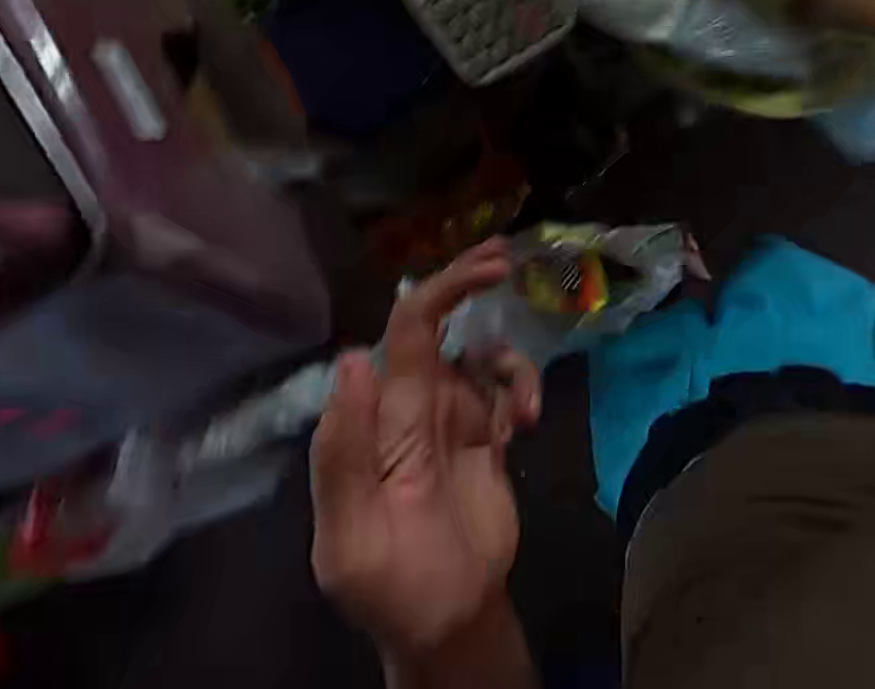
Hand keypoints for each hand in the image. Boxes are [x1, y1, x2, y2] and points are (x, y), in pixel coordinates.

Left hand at [309, 238, 541, 659]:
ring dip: (512, 367)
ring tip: (525, 412)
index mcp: (383, 413)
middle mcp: (416, 400)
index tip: (492, 268)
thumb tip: (356, 358)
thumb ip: (345, 453)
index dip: (445, 288)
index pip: (407, 329)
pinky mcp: (487, 430)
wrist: (449, 618)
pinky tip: (529, 423)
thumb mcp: (353, 538)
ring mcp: (454, 413)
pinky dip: (524, 390)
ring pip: (485, 355)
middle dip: (471, 281)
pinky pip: (507, 387)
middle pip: (443, 321)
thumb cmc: (392, 584)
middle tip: (508, 257)